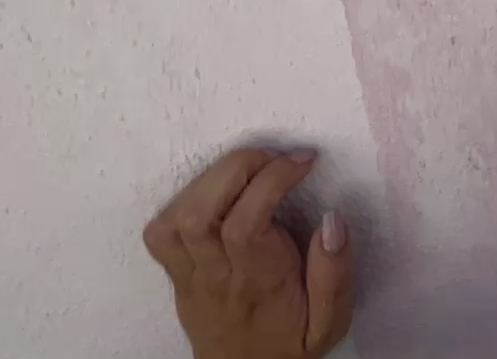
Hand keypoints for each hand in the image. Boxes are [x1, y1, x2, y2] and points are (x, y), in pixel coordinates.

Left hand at [143, 147, 354, 358]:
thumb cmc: (293, 343)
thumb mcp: (330, 322)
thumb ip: (335, 275)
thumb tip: (332, 220)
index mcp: (258, 283)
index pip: (246, 224)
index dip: (273, 178)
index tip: (305, 160)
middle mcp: (216, 277)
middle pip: (200, 214)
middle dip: (238, 167)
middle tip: (275, 157)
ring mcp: (188, 276)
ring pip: (174, 219)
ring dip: (212, 178)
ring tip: (250, 169)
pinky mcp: (176, 275)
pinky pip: (161, 231)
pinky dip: (187, 198)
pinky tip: (221, 192)